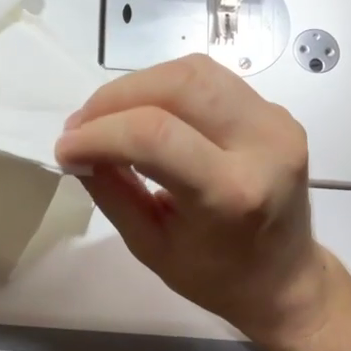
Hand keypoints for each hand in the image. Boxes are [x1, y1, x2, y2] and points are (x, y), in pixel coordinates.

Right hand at [55, 54, 341, 343]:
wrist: (284, 279)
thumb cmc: (214, 276)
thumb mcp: (148, 245)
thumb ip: (111, 191)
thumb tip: (76, 149)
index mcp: (231, 194)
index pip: (155, 136)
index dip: (99, 134)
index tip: (65, 149)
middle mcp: (262, 146)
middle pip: (178, 85)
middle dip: (115, 98)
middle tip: (81, 126)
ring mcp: (276, 122)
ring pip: (194, 71)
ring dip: (138, 87)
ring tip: (106, 117)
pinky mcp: (276, 112)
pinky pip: (211, 81)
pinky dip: (165, 90)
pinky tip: (142, 115)